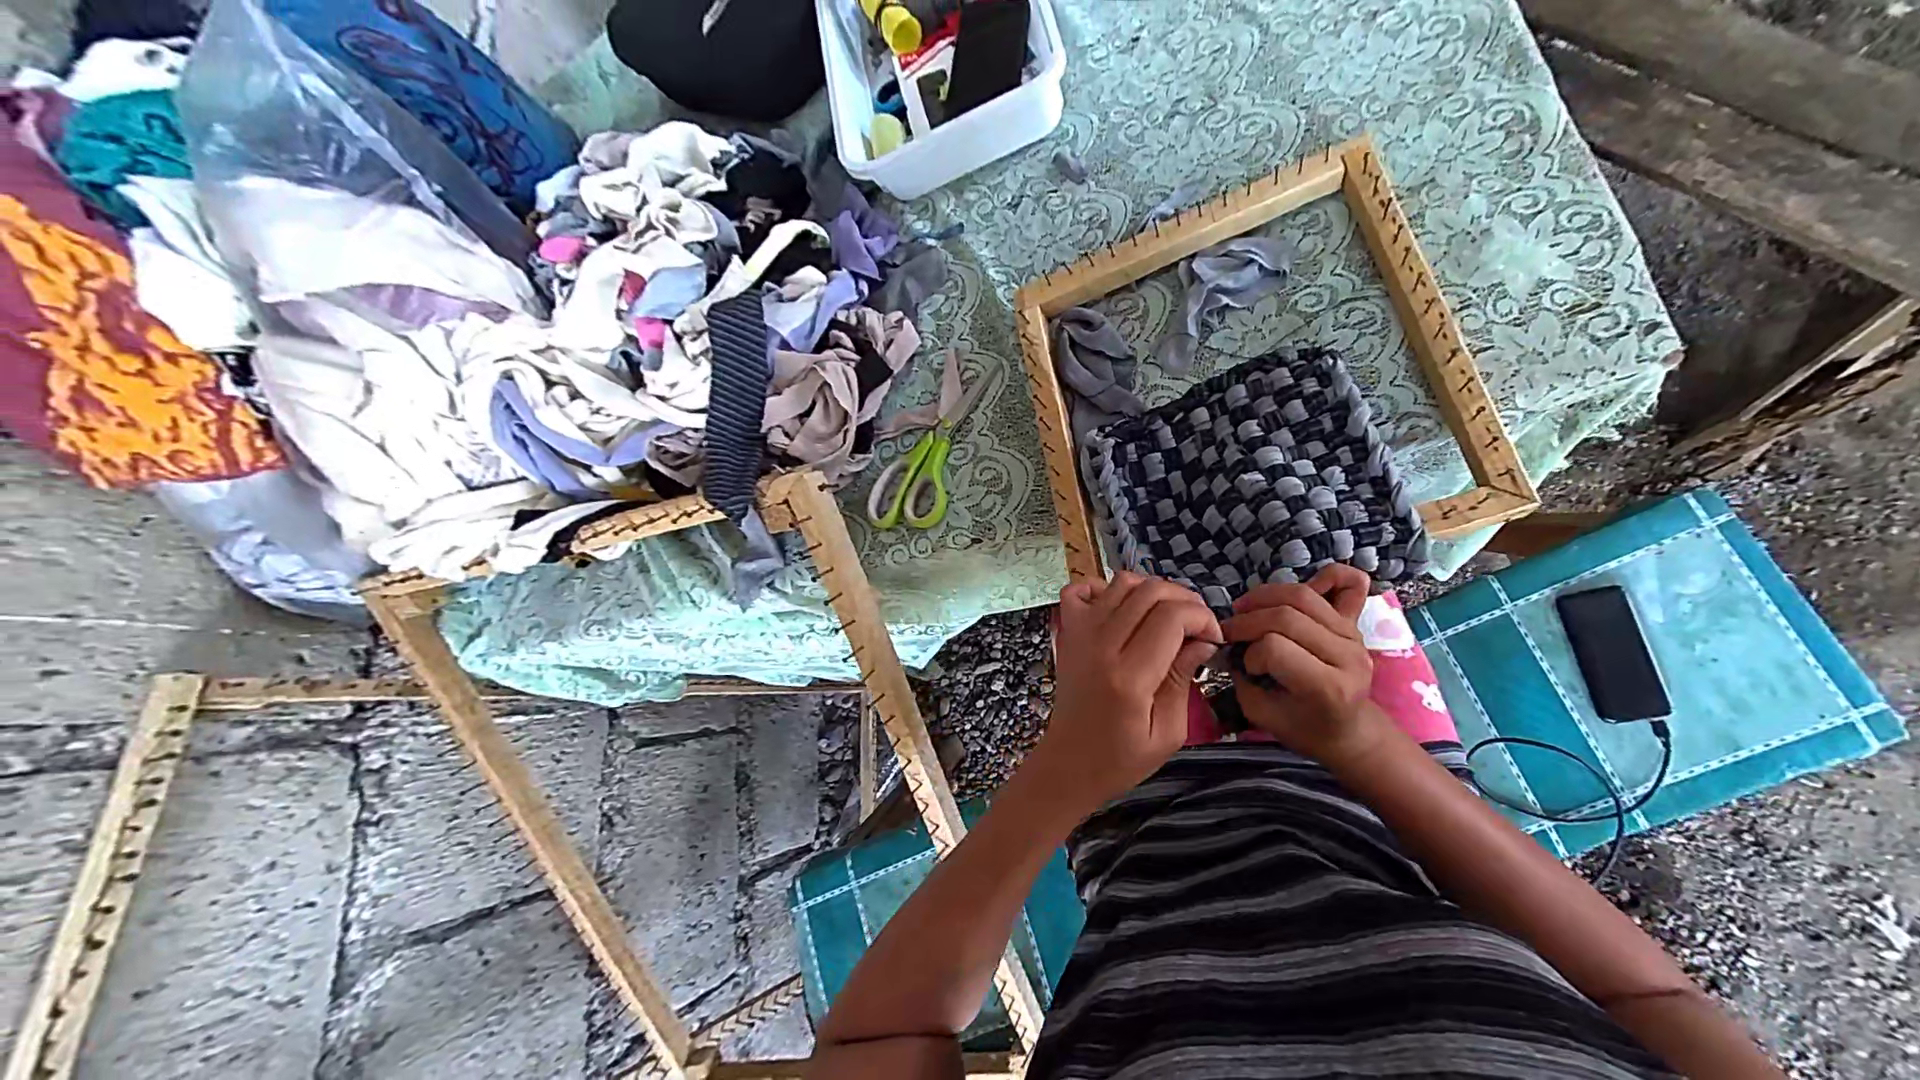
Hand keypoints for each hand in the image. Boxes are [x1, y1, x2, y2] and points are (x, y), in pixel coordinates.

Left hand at [1028, 572, 1222, 814]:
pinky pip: (1081, 589)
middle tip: (1197, 626)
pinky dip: (1104, 589)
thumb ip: (1183, 680)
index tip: (1214, 638)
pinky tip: (1122, 611)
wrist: (1068, 763)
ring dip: (1152, 591)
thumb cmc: (1120, 758)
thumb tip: (1203, 641)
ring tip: (1167, 617)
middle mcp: (1101, 646)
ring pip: (1121, 583)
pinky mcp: (1067, 632)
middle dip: (1186, 601)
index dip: (1203, 618)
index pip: (1172, 617)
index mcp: (1129, 676)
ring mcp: (1079, 634)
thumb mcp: (1168, 733)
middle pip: (1150, 592)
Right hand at [1220, 564, 1390, 766]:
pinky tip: (1296, 589)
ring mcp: (1354, 635)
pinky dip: (1322, 576)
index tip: (1245, 667)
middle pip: (1287, 616)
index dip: (1250, 653)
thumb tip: (1230, 646)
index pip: (1275, 648)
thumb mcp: (1261, 715)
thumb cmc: (1304, 728)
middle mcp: (1348, 656)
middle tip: (1230, 632)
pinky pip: (1346, 582)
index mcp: (1328, 687)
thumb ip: (1242, 679)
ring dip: (1264, 596)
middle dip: (1247, 621)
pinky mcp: (1353, 622)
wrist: (1348, 730)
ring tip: (1245, 609)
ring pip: (1302, 596)